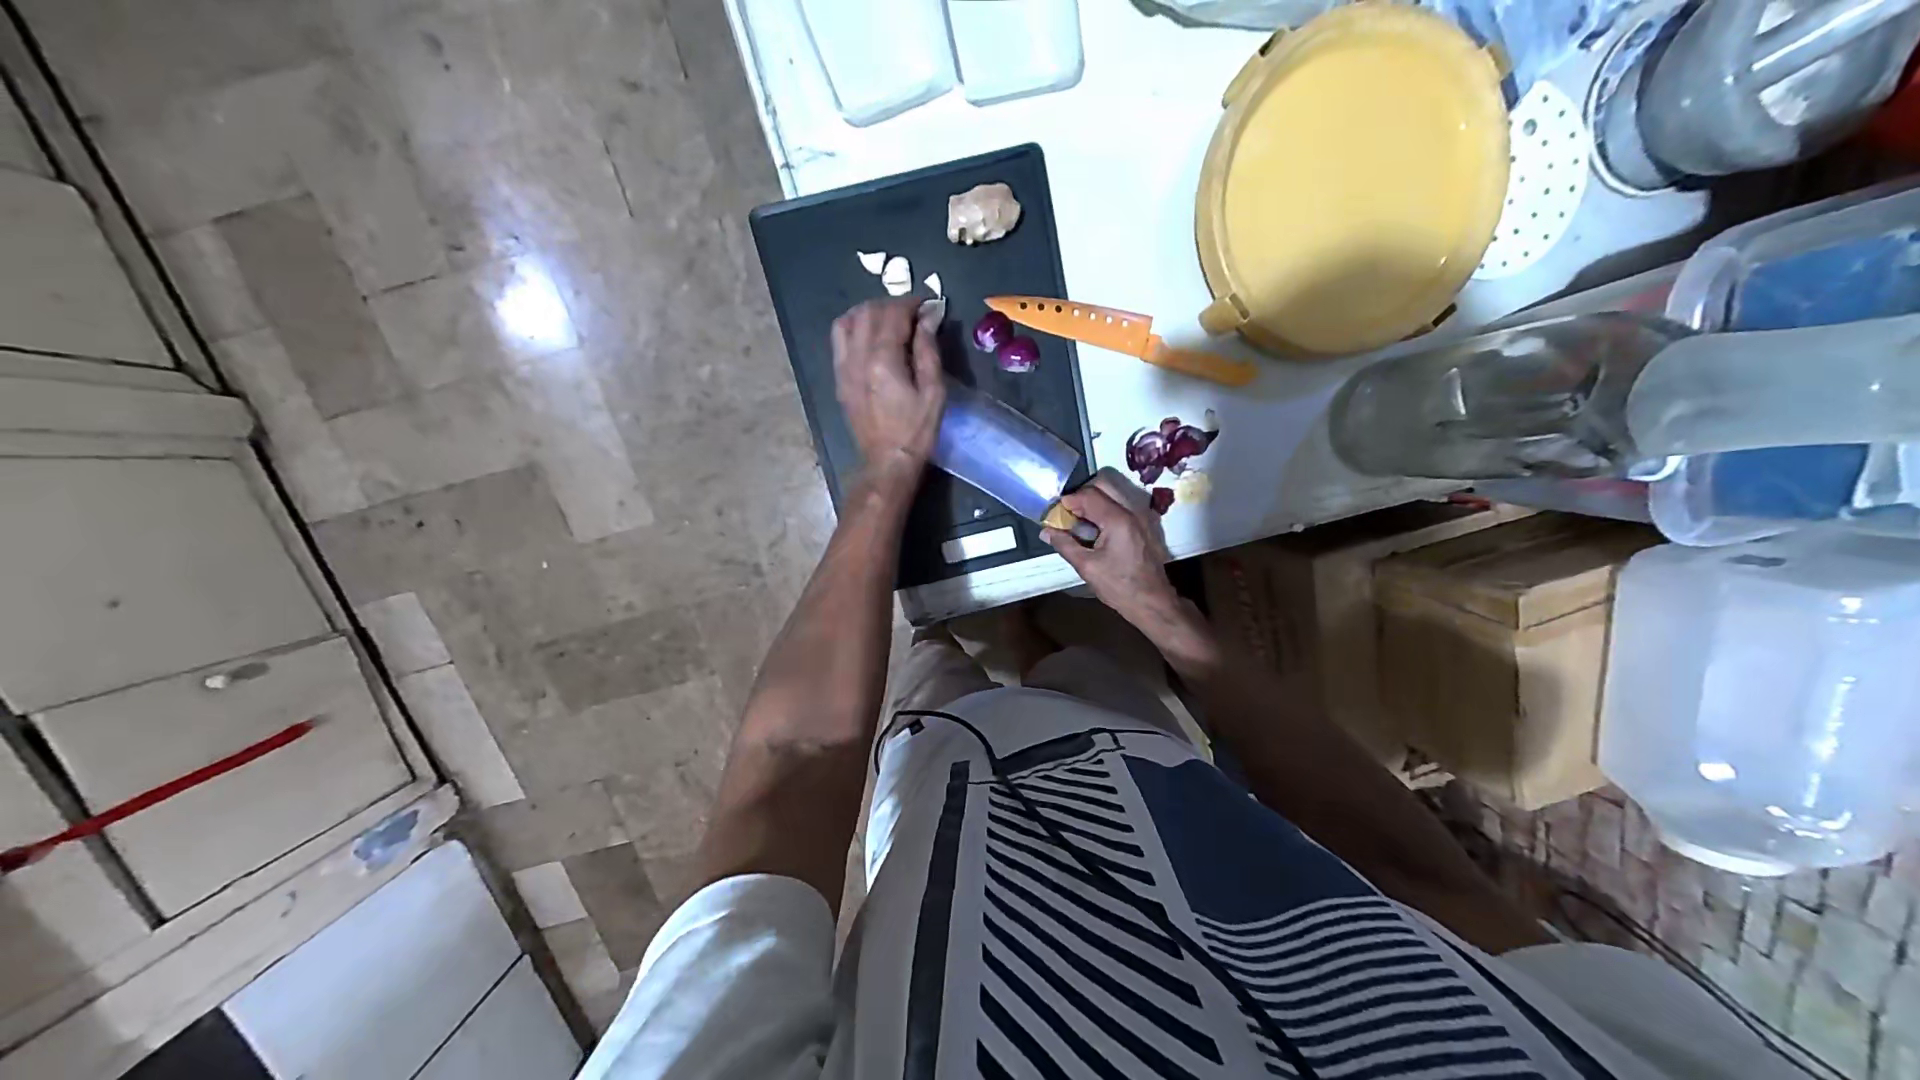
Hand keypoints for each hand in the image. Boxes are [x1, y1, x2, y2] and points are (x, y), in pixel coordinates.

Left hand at [832, 297, 945, 490]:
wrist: (887, 461)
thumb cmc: (916, 431)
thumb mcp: (933, 391)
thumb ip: (928, 349)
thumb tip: (929, 316)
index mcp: (883, 360)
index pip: (894, 314)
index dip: (913, 303)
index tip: (929, 304)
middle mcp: (857, 358)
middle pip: (869, 311)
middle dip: (893, 305)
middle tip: (914, 313)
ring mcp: (843, 367)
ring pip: (848, 320)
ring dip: (870, 312)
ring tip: (890, 321)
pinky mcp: (839, 377)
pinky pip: (839, 339)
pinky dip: (854, 327)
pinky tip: (870, 335)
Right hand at [1042, 471, 1221, 674]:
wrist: (1152, 602)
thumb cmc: (1119, 587)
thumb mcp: (1086, 567)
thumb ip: (1065, 544)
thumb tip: (1046, 531)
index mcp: (1118, 520)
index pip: (1088, 495)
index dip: (1068, 501)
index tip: (1055, 513)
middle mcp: (1133, 511)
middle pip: (1103, 485)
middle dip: (1082, 495)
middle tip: (1068, 513)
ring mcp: (1142, 517)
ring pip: (1114, 494)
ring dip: (1094, 502)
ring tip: (1080, 522)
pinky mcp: (1145, 525)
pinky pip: (1122, 506)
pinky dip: (1106, 510)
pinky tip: (1096, 530)